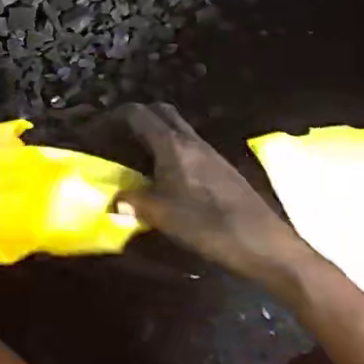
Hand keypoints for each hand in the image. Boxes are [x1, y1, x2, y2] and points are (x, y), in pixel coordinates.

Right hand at [115, 103, 322, 295]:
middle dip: (133, 118)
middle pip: (159, 112)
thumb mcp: (160, 214)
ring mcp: (211, 155)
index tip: (92, 134)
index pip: (136, 113)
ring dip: (152, 134)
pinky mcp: (222, 171)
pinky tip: (161, 175)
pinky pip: (188, 147)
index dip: (109, 118)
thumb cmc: (210, 226)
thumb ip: (131, 201)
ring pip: (176, 129)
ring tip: (132, 157)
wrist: (271, 250)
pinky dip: (168, 151)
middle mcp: (192, 142)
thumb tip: (113, 199)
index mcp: (173, 146)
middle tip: (114, 137)